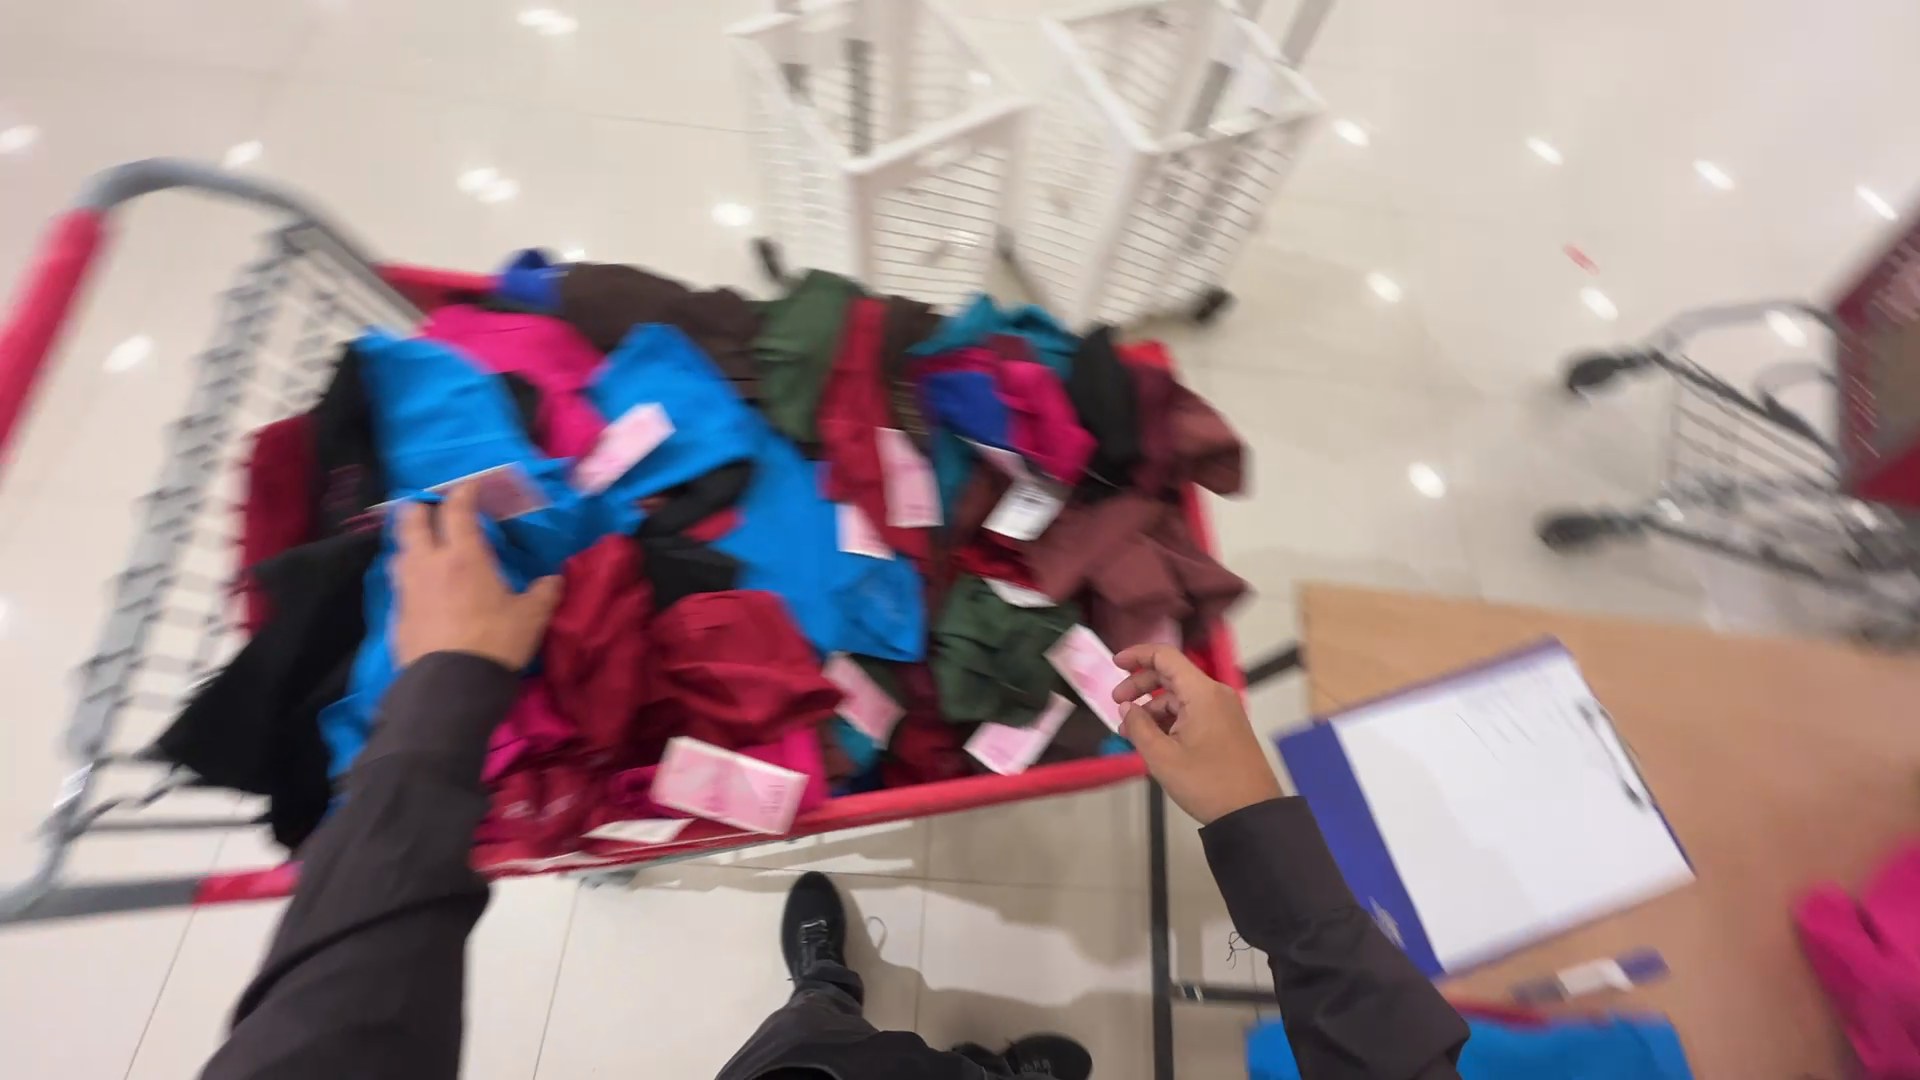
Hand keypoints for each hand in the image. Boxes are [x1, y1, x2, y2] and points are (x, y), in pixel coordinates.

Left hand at [392, 481, 561, 670]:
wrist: (452, 685)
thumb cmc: (497, 640)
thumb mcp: (532, 615)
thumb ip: (543, 591)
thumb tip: (552, 579)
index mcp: (464, 556)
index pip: (458, 510)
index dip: (464, 492)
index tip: (472, 485)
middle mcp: (429, 564)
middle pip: (412, 521)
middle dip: (422, 507)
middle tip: (436, 507)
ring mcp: (408, 588)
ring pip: (399, 550)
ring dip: (412, 540)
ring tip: (427, 545)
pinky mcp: (398, 613)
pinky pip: (400, 580)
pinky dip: (411, 572)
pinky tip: (425, 584)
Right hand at [1112, 644, 1282, 824]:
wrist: (1253, 815)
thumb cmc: (1206, 783)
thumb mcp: (1162, 757)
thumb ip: (1138, 726)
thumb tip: (1126, 707)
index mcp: (1202, 693)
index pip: (1165, 657)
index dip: (1137, 655)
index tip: (1114, 664)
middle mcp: (1215, 694)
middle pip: (1170, 675)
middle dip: (1139, 686)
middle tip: (1116, 704)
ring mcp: (1223, 711)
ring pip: (1179, 697)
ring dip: (1152, 708)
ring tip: (1130, 731)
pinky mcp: (1226, 727)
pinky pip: (1191, 712)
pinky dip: (1169, 719)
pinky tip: (1152, 739)